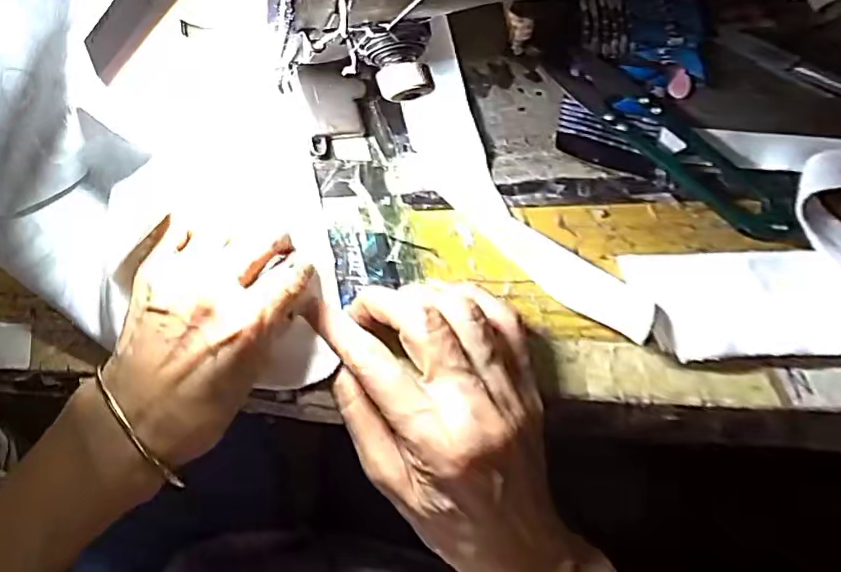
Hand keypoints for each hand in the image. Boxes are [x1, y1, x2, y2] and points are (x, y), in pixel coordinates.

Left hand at [101, 217, 313, 473]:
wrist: (136, 409)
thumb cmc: (196, 410)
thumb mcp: (250, 378)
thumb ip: (267, 333)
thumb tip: (281, 305)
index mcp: (246, 323)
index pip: (288, 277)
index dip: (302, 268)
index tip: (304, 264)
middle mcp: (214, 290)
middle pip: (257, 242)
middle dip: (276, 239)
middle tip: (280, 242)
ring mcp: (179, 275)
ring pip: (219, 231)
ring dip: (237, 233)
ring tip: (243, 238)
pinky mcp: (151, 270)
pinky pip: (177, 232)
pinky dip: (194, 230)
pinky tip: (204, 235)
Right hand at [309, 283, 604, 571]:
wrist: (525, 548)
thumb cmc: (448, 518)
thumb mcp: (383, 474)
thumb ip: (356, 410)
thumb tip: (339, 357)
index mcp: (434, 436)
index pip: (373, 359)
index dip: (335, 325)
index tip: (313, 308)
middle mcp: (475, 407)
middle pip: (423, 319)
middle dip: (377, 301)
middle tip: (359, 312)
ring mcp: (508, 392)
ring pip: (462, 309)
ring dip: (418, 295)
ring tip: (398, 307)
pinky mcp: (527, 384)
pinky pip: (503, 319)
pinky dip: (466, 298)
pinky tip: (440, 305)